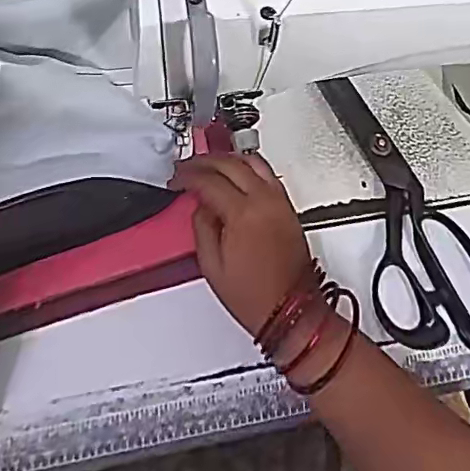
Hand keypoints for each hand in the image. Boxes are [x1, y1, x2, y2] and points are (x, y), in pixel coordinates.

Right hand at [172, 153, 314, 332]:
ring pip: (252, 161)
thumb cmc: (257, 296)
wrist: (291, 310)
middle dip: (204, 161)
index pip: (209, 180)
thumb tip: (200, 206)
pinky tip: (237, 173)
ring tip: (211, 165)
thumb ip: (202, 227)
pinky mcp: (289, 207)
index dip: (188, 176)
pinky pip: (267, 173)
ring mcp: (280, 202)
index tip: (178, 179)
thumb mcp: (212, 265)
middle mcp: (264, 202)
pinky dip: (248, 167)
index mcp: (242, 214)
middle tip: (189, 167)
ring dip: (228, 159)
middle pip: (230, 164)